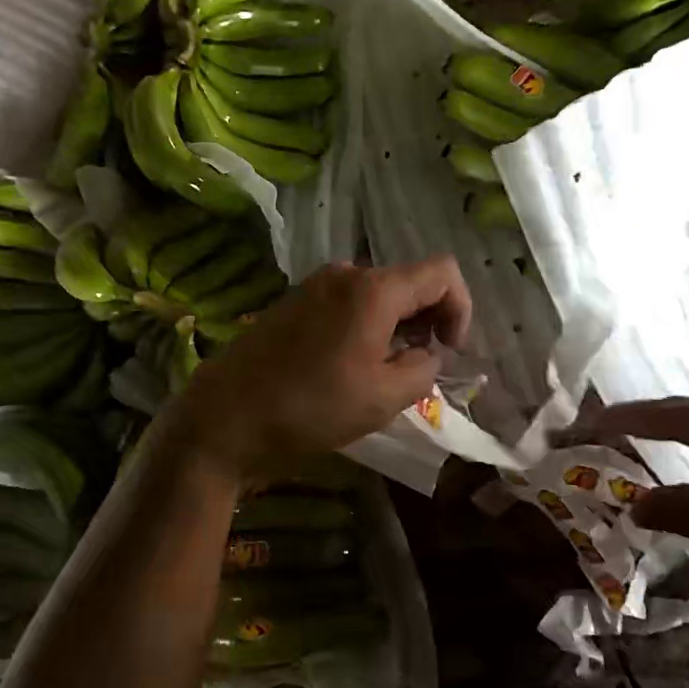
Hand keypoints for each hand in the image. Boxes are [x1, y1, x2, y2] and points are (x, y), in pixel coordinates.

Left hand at [171, 256, 472, 481]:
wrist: (228, 414)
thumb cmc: (311, 407)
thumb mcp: (384, 398)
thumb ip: (423, 368)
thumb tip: (425, 353)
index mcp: (372, 289)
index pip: (441, 273)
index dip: (460, 308)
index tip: (451, 350)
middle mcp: (342, 274)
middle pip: (406, 282)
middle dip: (425, 319)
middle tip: (419, 366)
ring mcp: (311, 286)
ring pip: (373, 295)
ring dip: (392, 326)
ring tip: (383, 371)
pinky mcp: (290, 304)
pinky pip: (343, 304)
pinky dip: (361, 326)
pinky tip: (348, 364)